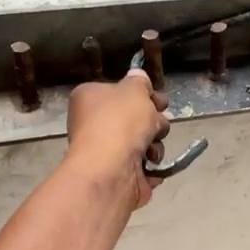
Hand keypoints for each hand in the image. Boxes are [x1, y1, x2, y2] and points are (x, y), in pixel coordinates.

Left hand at [66, 69, 170, 209]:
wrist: (111, 169)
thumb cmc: (120, 122)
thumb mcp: (135, 90)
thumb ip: (140, 82)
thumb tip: (138, 76)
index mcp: (90, 99)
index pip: (119, 92)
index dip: (142, 95)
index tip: (159, 101)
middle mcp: (94, 124)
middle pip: (134, 118)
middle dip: (153, 122)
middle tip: (160, 124)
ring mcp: (105, 151)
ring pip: (142, 143)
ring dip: (154, 145)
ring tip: (151, 150)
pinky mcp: (118, 173)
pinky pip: (143, 165)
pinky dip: (151, 166)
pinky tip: (151, 165)